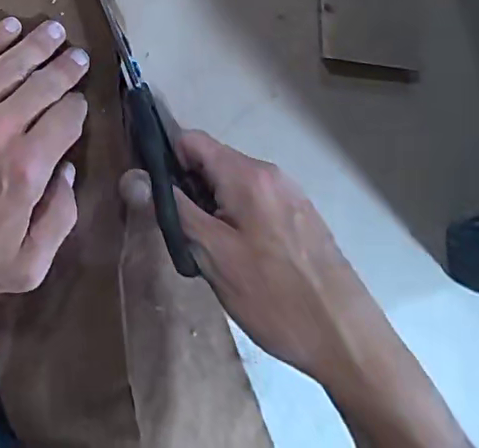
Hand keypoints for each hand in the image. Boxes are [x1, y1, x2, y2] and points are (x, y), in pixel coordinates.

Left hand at [0, 16, 89, 303]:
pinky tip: (10, 26)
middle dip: (67, 67)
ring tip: (54, 30)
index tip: (79, 102)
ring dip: (38, 44)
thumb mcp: (24, 266)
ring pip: (12, 64)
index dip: (78, 107)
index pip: (67, 119)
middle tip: (79, 56)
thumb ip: (59, 219)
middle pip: (46, 84)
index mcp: (27, 167)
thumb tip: (69, 171)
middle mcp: (2, 128)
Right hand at [160, 130, 372, 380]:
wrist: (347, 338)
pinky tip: (243, 260)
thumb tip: (131, 177)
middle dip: (191, 190)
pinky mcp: (301, 216)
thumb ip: (173, 210)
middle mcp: (270, 173)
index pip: (191, 140)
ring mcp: (289, 193)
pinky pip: (256, 202)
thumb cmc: (274, 296)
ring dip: (214, 208)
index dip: (166, 161)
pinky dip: (238, 219)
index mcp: (247, 174)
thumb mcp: (214, 256)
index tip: (155, 195)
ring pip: (234, 185)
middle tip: (184, 234)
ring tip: (212, 254)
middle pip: (213, 162)